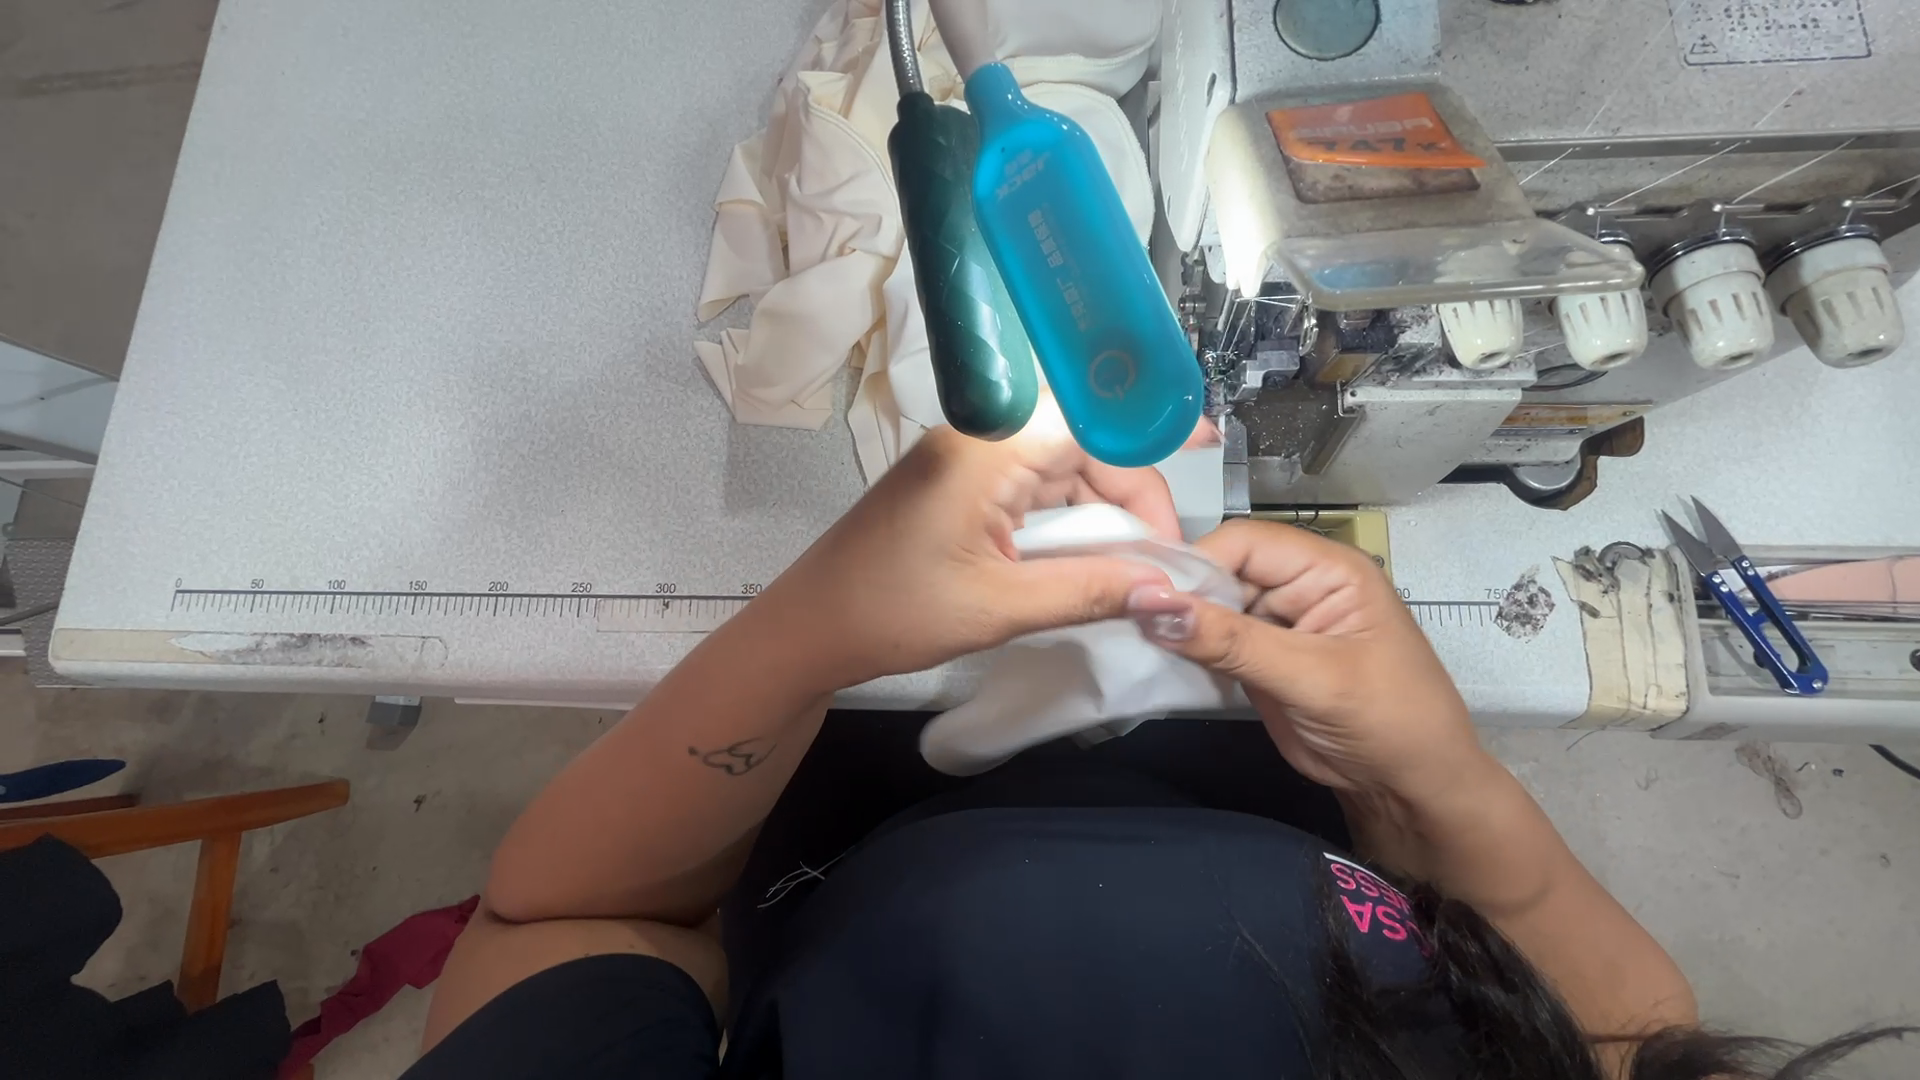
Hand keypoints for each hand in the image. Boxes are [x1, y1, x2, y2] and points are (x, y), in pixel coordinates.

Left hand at [761, 423, 1183, 687]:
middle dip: (1128, 498)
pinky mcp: (957, 483)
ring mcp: (964, 459)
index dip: (1151, 429)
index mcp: (986, 450)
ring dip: (1097, 514)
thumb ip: (1087, 590)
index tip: (1206, 442)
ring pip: (1058, 470)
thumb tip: (1163, 588)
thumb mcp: (999, 607)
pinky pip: (1028, 488)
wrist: (811, 627)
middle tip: (1160, 558)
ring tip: (1132, 566)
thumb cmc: (892, 613)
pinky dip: (1062, 521)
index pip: (1089, 421)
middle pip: (1080, 446)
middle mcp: (977, 438)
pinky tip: (1084, 557)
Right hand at [1128, 519, 1486, 802]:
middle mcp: (1295, 584)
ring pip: (1207, 605)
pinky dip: (1184, 649)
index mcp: (1325, 568)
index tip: (1145, 596)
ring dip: (1175, 624)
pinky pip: (1209, 639)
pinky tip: (1155, 657)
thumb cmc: (1387, 722)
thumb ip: (1231, 642)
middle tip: (1130, 621)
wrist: (1408, 790)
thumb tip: (1152, 607)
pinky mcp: (1255, 655)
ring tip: (1133, 638)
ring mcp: (1274, 622)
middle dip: (1179, 595)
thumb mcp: (1312, 678)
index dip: (1195, 563)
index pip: (1243, 543)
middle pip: (1219, 570)